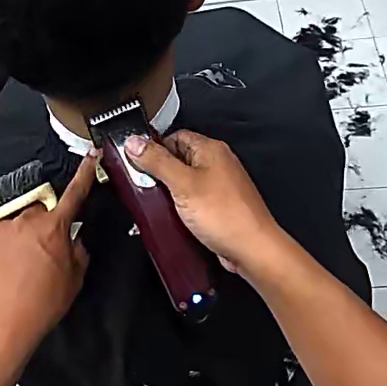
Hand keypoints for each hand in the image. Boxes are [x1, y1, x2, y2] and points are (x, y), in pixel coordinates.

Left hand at [0, 154, 97, 359]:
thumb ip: (78, 251)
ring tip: (24, 273)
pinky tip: (8, 275)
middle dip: (46, 229)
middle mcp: (25, 222)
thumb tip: (73, 242)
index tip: (91, 156)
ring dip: (23, 243)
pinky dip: (4, 253)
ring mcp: (0, 232)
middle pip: (41, 214)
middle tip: (48, 256)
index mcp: (54, 228)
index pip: (75, 193)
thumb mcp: (75, 278)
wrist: (2, 326)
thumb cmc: (40, 305)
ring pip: (18, 228)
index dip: (85, 173)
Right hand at [123, 131, 291, 275]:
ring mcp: (218, 188)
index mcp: (211, 150)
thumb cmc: (229, 217)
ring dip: (167, 196)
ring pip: (182, 184)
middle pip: (176, 161)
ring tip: (160, 207)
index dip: (153, 147)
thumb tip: (135, 143)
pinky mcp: (217, 208)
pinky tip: (173, 220)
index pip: (174, 136)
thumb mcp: (183, 184)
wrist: (251, 249)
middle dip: (158, 175)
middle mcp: (217, 166)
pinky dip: (179, 211)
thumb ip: (157, 162)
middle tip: (146, 188)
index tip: (136, 161)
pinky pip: (191, 204)